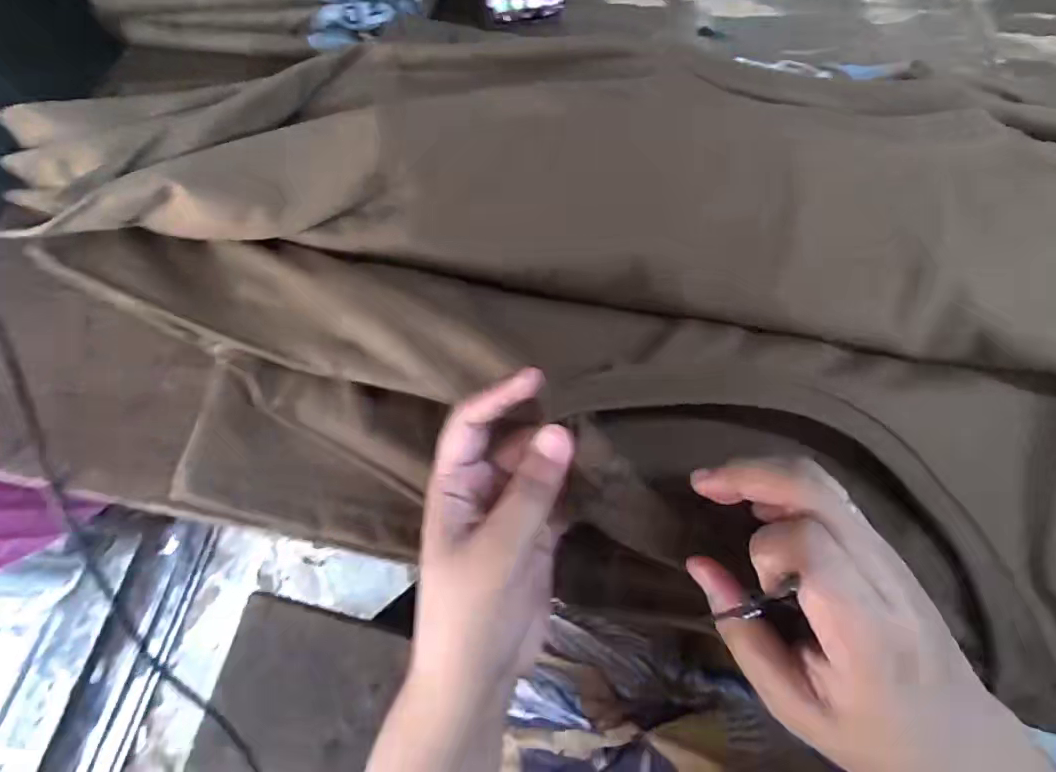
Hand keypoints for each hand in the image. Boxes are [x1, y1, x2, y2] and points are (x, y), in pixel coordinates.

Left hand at [367, 369, 574, 771]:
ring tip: (600, 435)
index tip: (537, 377)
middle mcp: (480, 489)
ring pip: (537, 466)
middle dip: (541, 425)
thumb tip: (561, 430)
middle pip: (510, 441)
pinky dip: (576, 484)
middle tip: (585, 408)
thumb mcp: (497, 549)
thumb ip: (530, 491)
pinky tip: (601, 472)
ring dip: (563, 454)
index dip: (499, 396)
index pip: (470, 425)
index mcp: (454, 485)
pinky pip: (557, 494)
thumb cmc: (468, 610)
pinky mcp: (536, 533)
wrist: (477, 678)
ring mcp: (509, 510)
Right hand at [686, 459, 1050, 771]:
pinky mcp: (885, 543)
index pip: (810, 542)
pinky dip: (785, 484)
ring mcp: (889, 551)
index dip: (769, 549)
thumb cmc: (873, 735)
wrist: (962, 740)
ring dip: (764, 472)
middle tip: (704, 483)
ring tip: (721, 487)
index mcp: (865, 628)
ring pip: (822, 480)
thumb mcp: (796, 706)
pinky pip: (829, 493)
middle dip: (750, 474)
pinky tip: (759, 502)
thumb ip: (744, 636)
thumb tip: (699, 566)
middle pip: (814, 488)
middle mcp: (883, 573)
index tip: (763, 587)